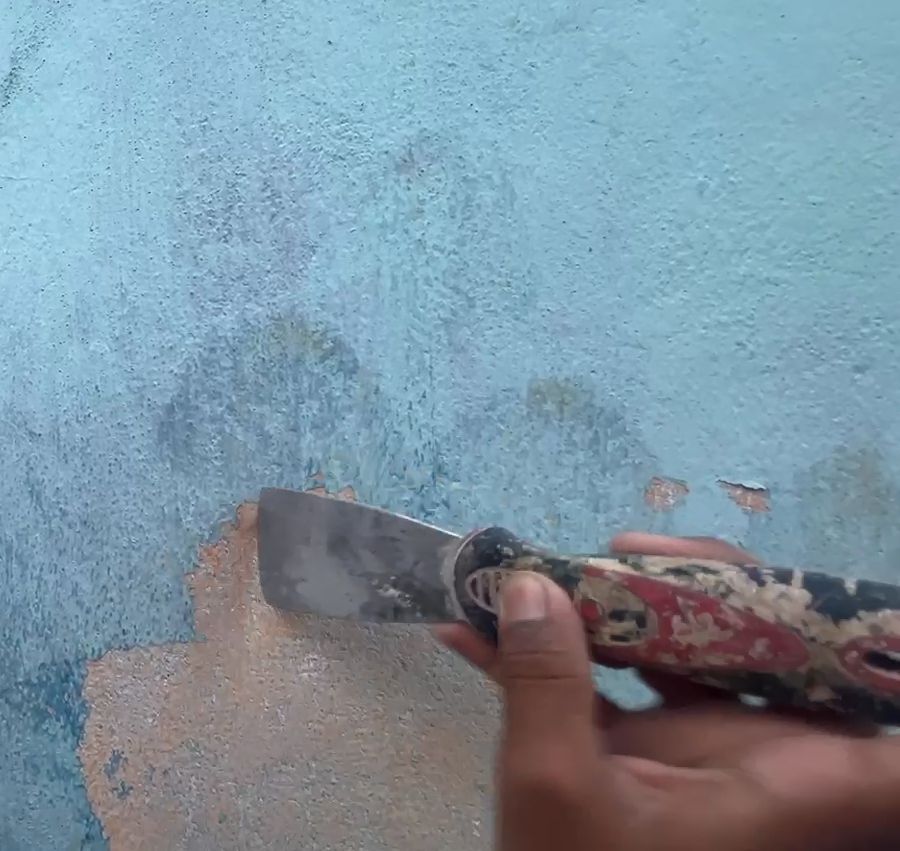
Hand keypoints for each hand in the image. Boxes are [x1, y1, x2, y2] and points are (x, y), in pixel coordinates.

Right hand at [436, 533, 899, 850]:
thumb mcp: (556, 783)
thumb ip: (547, 682)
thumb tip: (530, 584)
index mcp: (795, 781)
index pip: (884, 705)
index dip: (865, 643)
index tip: (792, 587)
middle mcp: (766, 758)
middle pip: (775, 651)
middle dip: (703, 588)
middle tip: (618, 549)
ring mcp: (701, 752)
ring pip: (686, 655)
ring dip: (614, 607)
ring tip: (542, 570)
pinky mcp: (641, 751)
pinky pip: (608, 682)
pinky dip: (548, 652)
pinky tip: (474, 628)